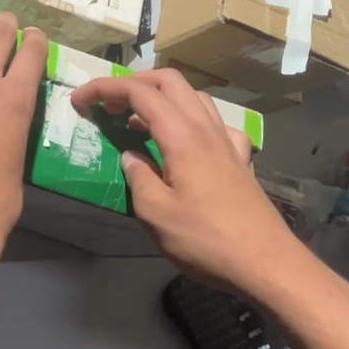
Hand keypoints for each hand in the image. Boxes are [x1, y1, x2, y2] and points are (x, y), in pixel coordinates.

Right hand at [69, 69, 298, 290]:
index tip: (79, 100)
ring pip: (194, 98)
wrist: (269, 267)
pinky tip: (187, 142)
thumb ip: (138, 177)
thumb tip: (132, 157)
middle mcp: (206, 130)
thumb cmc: (206, 240)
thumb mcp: (155, 213)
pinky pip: (217, 124)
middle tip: (108, 104)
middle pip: (169, 82)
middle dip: (133, 83)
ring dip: (161, 98)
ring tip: (138, 121)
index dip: (104, 89)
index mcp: (181, 136)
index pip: (138, 92)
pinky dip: (193, 121)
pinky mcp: (240, 161)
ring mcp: (228, 143)